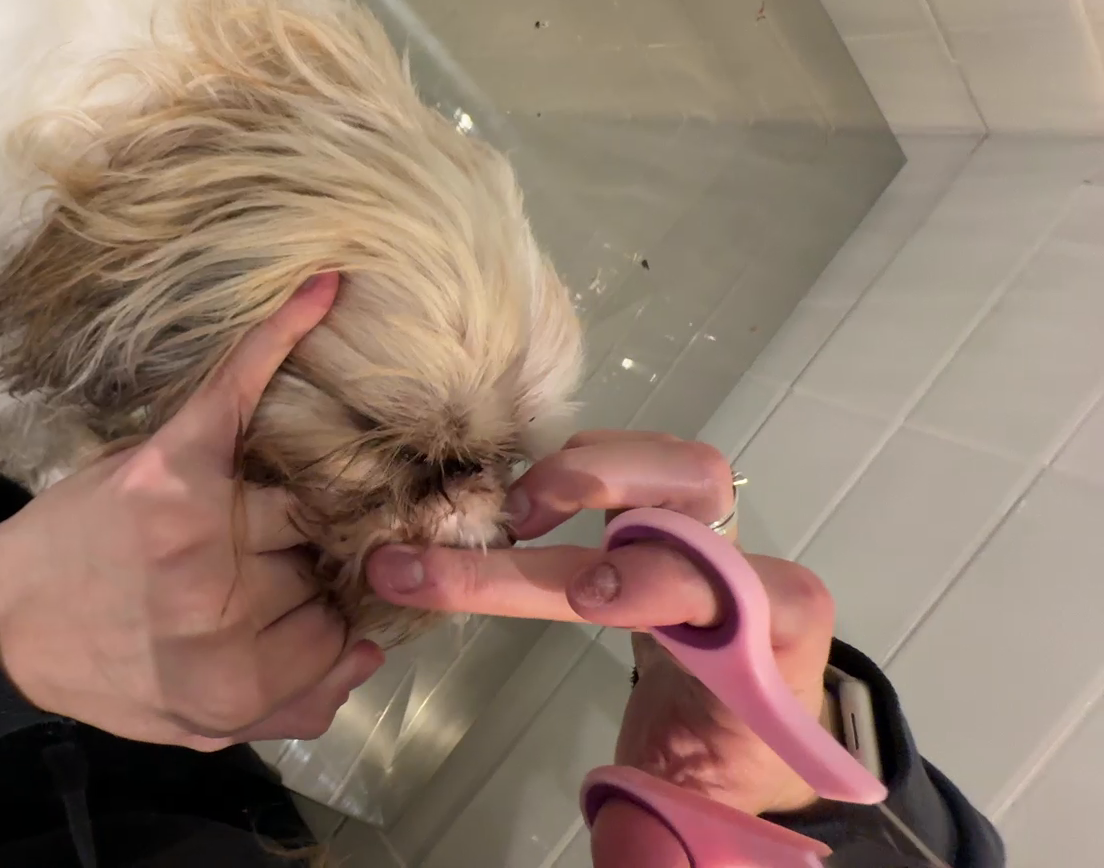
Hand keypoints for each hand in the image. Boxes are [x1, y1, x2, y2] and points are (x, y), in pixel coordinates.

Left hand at [0, 274, 385, 749]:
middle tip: (264, 556)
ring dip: (289, 505)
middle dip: (297, 559)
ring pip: (296, 500)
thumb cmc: (102, 670)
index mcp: (237, 678)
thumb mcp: (194, 728)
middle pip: (315, 558)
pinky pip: (235, 391)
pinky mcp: (167, 461)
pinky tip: (321, 292)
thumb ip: (291, 708)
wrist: (5, 619)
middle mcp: (223, 601)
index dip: (321, 610)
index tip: (303, 595)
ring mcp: (195, 522)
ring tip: (259, 512)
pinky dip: (278, 339)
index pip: (335, 627)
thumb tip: (366, 649)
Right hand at [366, 433, 835, 852]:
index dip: (662, 581)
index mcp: (769, 638)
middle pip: (692, 485)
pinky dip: (561, 460)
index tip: (586, 597)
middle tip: (515, 518)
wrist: (735, 701)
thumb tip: (614, 858)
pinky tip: (518, 499)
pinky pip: (619, 452)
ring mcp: (699, 523)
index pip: (740, 588)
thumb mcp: (696, 798)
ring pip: (658, 455)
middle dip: (593, 486)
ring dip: (574, 466)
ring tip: (510, 510)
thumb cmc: (717, 750)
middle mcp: (740, 561)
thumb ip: (662, 823)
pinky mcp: (655, 506)